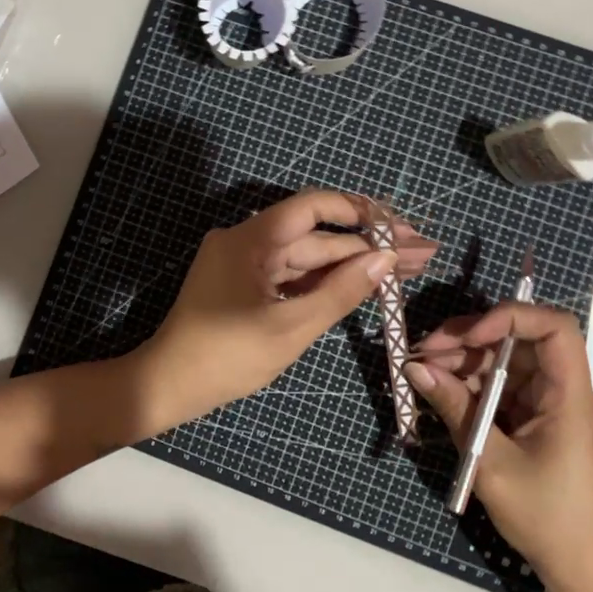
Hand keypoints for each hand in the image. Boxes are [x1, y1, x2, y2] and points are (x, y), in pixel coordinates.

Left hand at [136, 190, 436, 425]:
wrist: (168, 385)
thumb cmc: (226, 356)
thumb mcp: (291, 327)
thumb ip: (340, 291)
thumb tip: (385, 260)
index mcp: (251, 239)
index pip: (311, 206)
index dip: (358, 211)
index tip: (399, 228)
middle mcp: (247, 241)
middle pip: (316, 234)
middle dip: (368, 245)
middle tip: (424, 254)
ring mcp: (245, 264)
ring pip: (308, 258)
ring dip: (353, 264)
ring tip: (409, 270)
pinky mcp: (245, 286)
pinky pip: (292, 276)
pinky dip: (326, 282)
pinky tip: (366, 285)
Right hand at [404, 303, 592, 591]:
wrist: (592, 576)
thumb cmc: (549, 520)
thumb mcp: (491, 464)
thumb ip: (455, 410)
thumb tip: (415, 369)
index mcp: (571, 398)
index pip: (554, 328)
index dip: (508, 318)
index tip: (465, 337)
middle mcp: (569, 395)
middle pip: (521, 345)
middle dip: (470, 342)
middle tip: (423, 353)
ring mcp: (559, 412)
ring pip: (510, 368)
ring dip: (467, 366)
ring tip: (424, 376)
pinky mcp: (547, 428)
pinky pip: (511, 394)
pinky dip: (478, 391)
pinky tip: (446, 397)